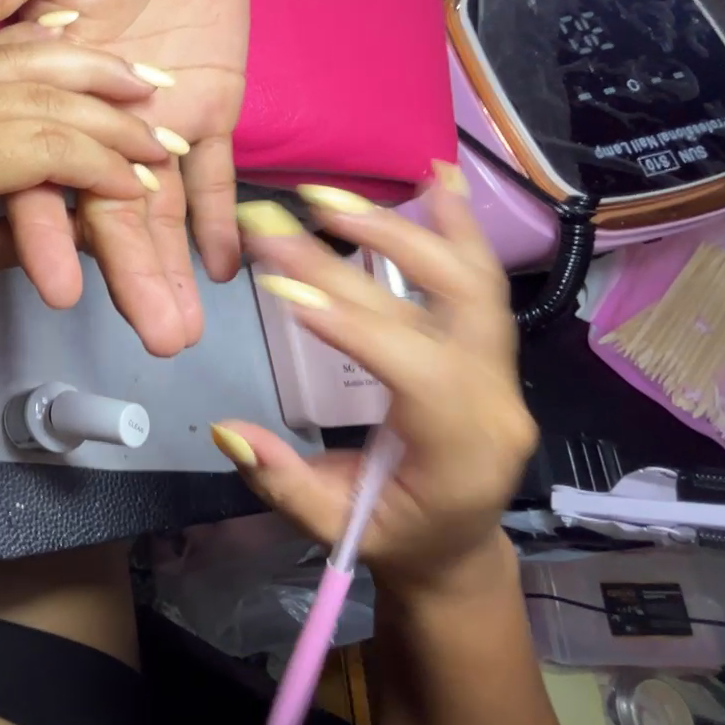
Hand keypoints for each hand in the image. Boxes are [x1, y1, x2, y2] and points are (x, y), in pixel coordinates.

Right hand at [0, 0, 248, 355]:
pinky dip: (219, 217)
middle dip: (127, 272)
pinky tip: (223, 267)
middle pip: (100, 207)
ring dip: (171, 265)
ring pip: (157, 204)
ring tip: (182, 329)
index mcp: (45, 97)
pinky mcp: (204, 110)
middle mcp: (91, 126)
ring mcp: (150, 125)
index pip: (36, 171)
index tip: (57, 285)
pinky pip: (213, 173)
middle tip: (156, 338)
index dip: (45, 227)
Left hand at [0, 42, 170, 332]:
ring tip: (139, 80)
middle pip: (37, 95)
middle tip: (161, 131)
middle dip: (108, 113)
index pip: (43, 144)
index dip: (104, 162)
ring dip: (82, 67)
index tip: (146, 181)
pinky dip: (31, 47)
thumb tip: (100, 222)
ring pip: (13, 61)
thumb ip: (30, 235)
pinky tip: (72, 44)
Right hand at [209, 167, 536, 590]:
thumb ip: (280, 479)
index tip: (283, 290)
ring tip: (339, 198)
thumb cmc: (389, 533)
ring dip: (406, 229)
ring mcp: (498, 369)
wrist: (454, 543)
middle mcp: (493, 397)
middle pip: (446, 306)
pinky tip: (436, 181)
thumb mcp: (327, 523)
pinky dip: (458, 227)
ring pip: (469, 283)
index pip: (414, 368)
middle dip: (366, 254)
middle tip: (292, 218)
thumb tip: (227, 428)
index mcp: (459, 447)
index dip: (351, 325)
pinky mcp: (486, 350)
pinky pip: (479, 282)